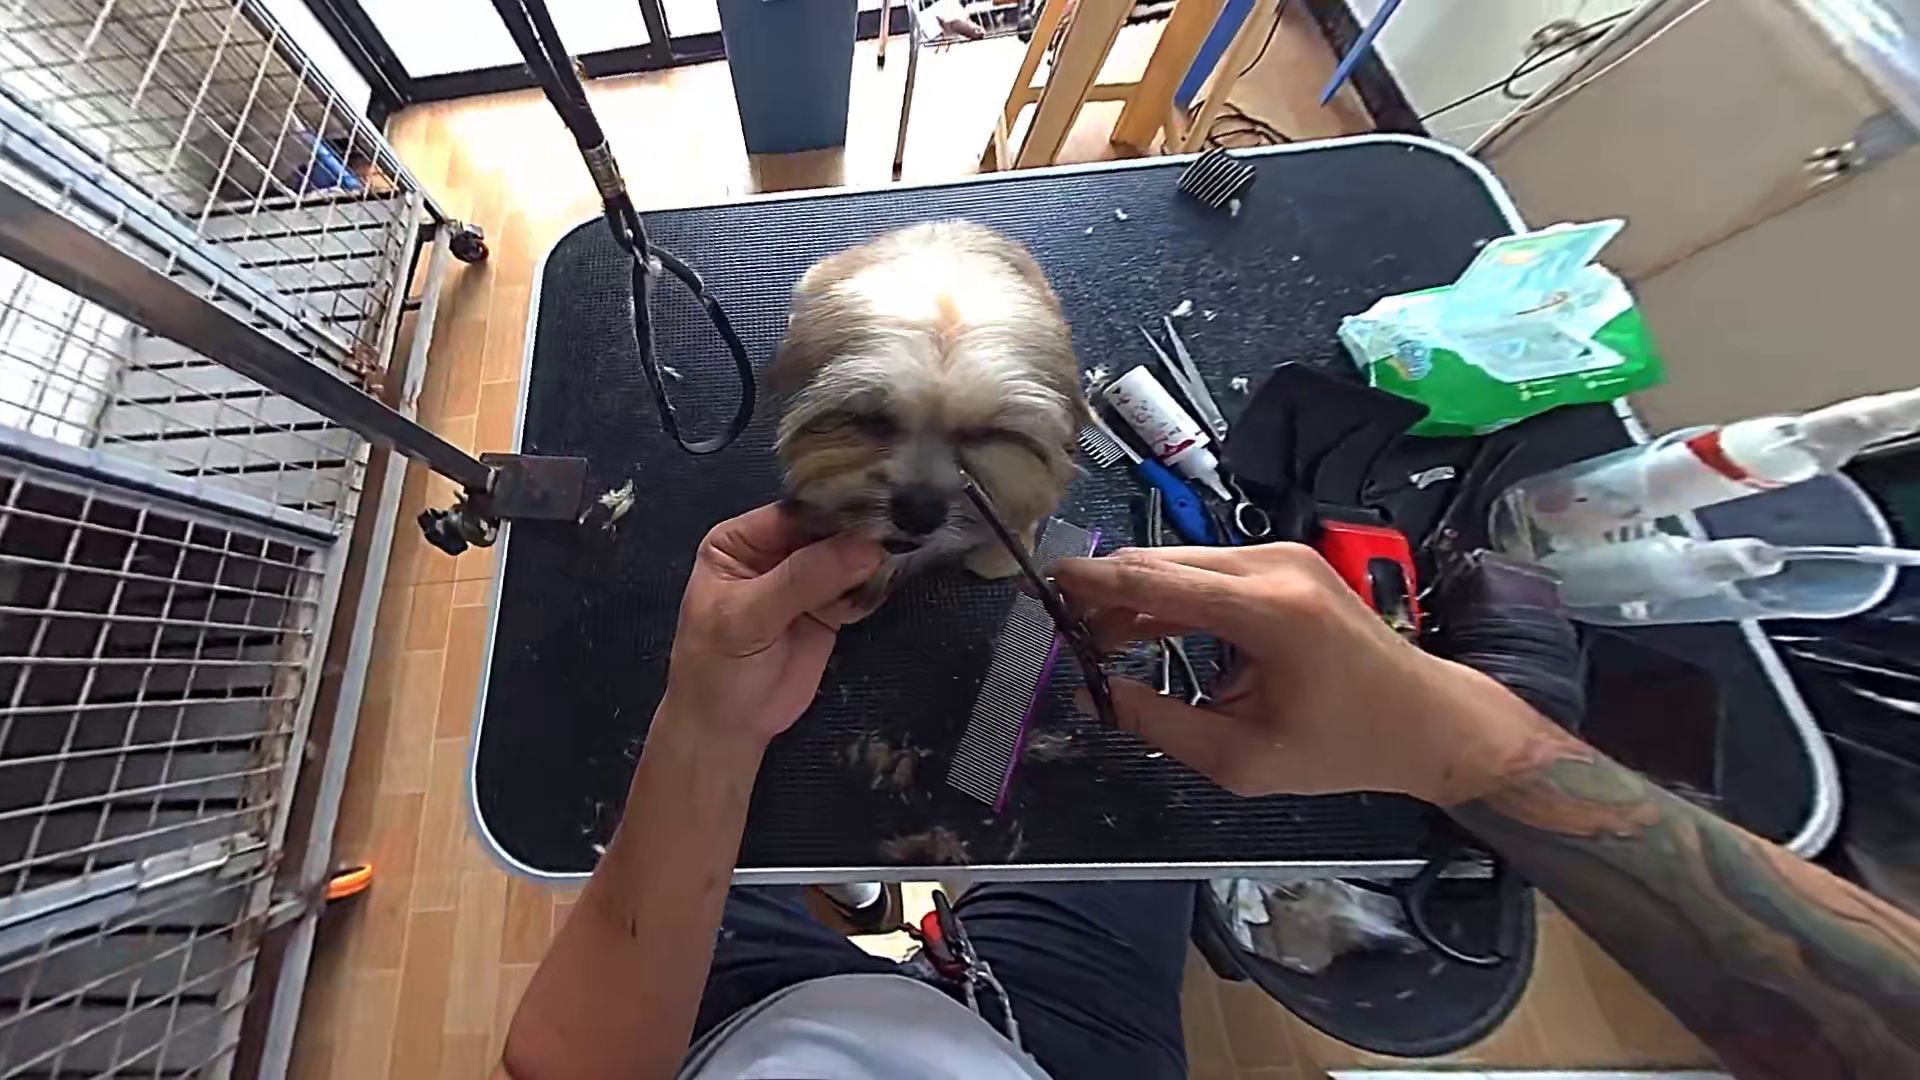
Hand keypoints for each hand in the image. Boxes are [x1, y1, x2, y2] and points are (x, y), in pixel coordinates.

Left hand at [659, 504, 883, 748]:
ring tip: (898, 555)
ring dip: (872, 561)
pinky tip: (887, 584)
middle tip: (898, 531)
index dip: (834, 511)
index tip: (877, 509)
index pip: (796, 514)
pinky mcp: (830, 608)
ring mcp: (807, 581)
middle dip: (859, 535)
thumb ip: (802, 579)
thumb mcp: (749, 618)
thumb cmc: (718, 670)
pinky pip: (860, 588)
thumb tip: (866, 546)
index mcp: (743, 541)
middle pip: (828, 532)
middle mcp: (777, 552)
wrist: (728, 730)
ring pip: (849, 558)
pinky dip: (875, 587)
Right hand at [1054, 544, 1563, 804]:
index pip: (1156, 582)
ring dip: (1130, 594)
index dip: (1094, 581)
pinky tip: (1138, 625)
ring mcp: (1278, 556)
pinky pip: (1202, 571)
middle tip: (1065, 623)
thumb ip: (1156, 723)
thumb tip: (1091, 693)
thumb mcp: (1241, 758)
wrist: (1431, 719)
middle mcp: (1271, 566)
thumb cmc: (1344, 748)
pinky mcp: (1280, 562)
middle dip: (1103, 590)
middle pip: (1159, 563)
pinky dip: (1164, 595)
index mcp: (1268, 612)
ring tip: (1096, 635)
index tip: (1047, 581)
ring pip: (1176, 563)